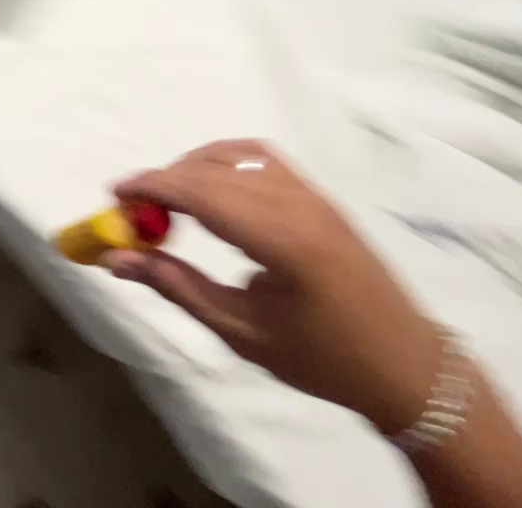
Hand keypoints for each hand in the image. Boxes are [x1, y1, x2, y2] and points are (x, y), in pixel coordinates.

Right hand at [103, 140, 441, 435]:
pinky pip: (259, 157)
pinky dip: (221, 161)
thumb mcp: (240, 331)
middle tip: (130, 208)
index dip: (151, 187)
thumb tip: (117, 259)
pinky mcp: (318, 195)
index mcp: (281, 242)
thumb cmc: (321, 359)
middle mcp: (297, 204)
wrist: (407, 366)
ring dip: (191, 166)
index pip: (201, 193)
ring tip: (166, 199)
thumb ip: (175, 286)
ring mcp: (312, 193)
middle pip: (211, 169)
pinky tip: (208, 187)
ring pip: (234, 154)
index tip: (113, 195)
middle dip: (162, 180)